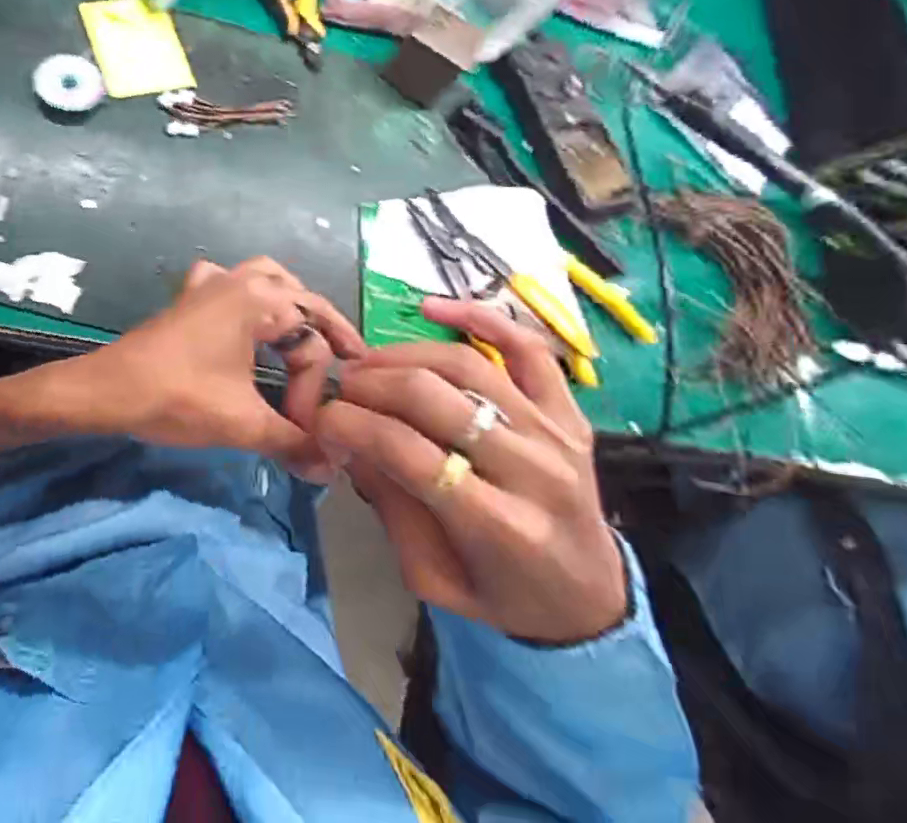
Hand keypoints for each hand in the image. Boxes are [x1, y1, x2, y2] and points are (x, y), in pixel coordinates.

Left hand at [52, 258, 366, 477]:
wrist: (106, 391)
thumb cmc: (176, 397)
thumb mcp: (242, 422)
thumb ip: (292, 442)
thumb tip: (331, 469)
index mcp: (258, 299)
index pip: (311, 342)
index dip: (314, 388)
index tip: (304, 428)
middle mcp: (236, 280)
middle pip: (298, 297)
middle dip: (324, 331)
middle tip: (346, 362)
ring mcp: (206, 286)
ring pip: (262, 279)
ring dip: (288, 304)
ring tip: (303, 335)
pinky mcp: (185, 300)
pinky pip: (225, 283)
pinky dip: (244, 294)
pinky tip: (242, 317)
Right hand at [313, 298, 626, 643]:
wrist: (588, 599)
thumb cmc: (499, 595)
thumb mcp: (427, 576)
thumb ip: (389, 504)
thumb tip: (347, 439)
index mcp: (497, 524)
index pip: (405, 451)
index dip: (348, 425)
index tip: (318, 419)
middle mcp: (533, 470)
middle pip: (431, 398)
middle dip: (366, 386)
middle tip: (336, 391)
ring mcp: (556, 434)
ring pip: (466, 366)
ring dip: (401, 355)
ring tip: (365, 364)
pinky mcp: (568, 414)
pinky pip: (527, 350)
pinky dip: (480, 318)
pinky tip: (432, 307)